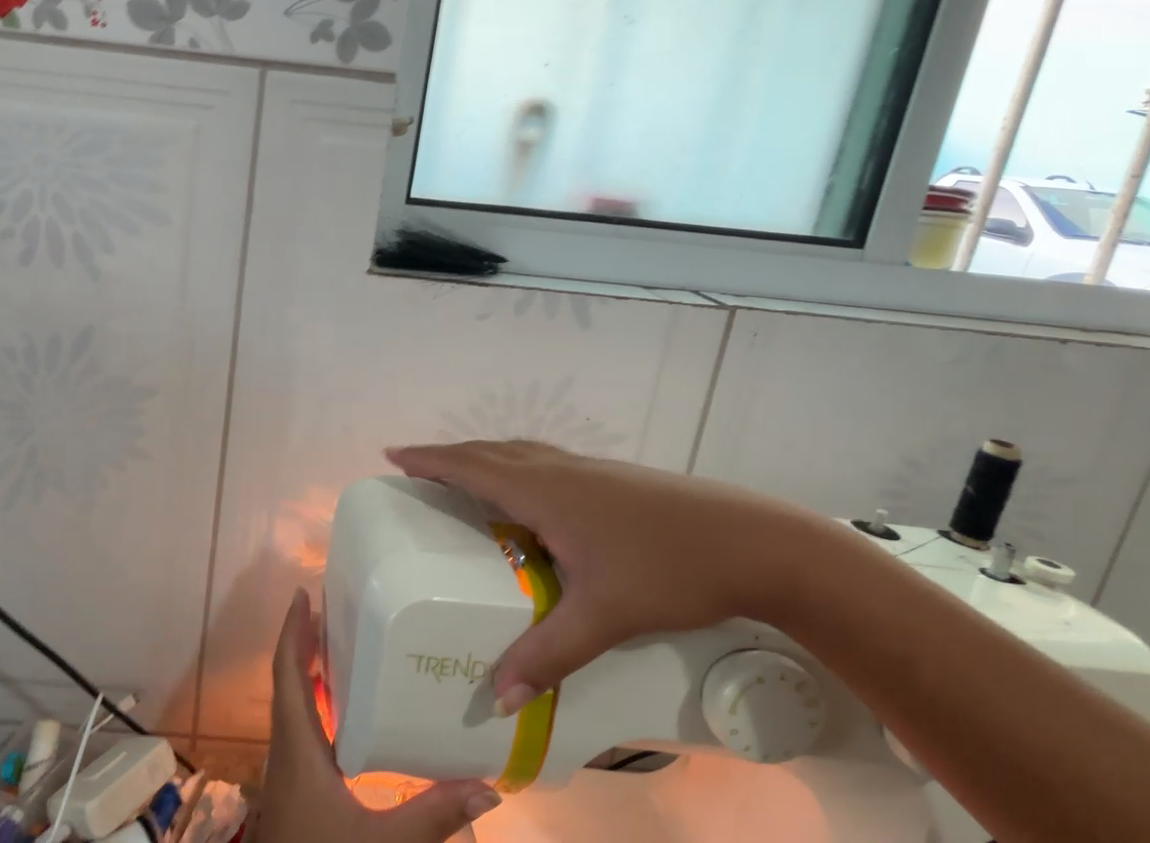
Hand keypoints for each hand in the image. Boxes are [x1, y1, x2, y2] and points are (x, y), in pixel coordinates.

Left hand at [251, 589, 500, 842]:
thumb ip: (433, 815)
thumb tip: (489, 787)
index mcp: (296, 748)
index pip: (286, 674)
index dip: (292, 632)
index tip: (301, 594)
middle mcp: (285, 752)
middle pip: (289, 685)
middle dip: (306, 646)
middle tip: (336, 612)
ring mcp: (286, 774)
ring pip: (294, 710)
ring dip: (311, 677)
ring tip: (347, 651)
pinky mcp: (295, 794)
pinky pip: (303, 734)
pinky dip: (319, 711)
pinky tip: (349, 720)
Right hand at [386, 440, 838, 715]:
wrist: (758, 542)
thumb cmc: (671, 569)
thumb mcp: (604, 616)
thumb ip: (548, 655)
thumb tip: (497, 698)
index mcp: (544, 490)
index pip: (470, 466)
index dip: (428, 459)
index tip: (391, 454)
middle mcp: (560, 470)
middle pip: (490, 451)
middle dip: (448, 456)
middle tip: (415, 469)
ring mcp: (590, 471)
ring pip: (520, 452)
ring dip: (483, 457)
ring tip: (461, 477)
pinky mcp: (613, 479)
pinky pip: (544, 461)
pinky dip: (515, 466)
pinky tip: (529, 496)